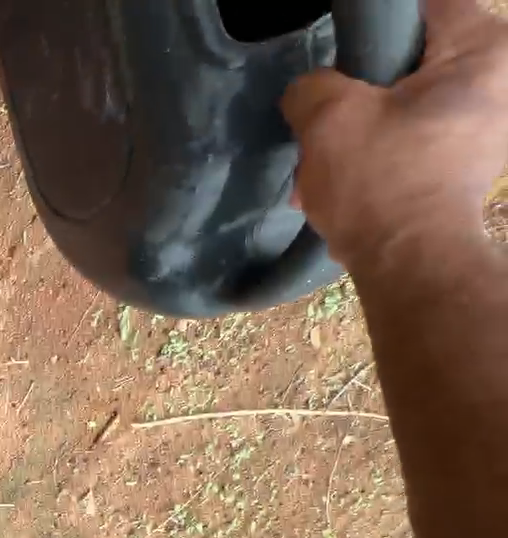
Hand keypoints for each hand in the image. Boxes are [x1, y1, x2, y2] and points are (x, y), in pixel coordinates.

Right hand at [283, 0, 507, 270]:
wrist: (406, 252)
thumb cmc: (377, 176)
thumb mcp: (327, 120)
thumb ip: (312, 87)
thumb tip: (311, 87)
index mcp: (485, 50)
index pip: (428, 6)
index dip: (372, 28)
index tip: (336, 59)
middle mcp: (504, 74)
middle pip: (413, 60)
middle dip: (359, 92)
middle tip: (321, 124)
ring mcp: (493, 117)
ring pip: (407, 102)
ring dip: (360, 128)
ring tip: (324, 162)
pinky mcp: (473, 152)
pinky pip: (415, 134)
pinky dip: (376, 151)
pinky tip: (345, 179)